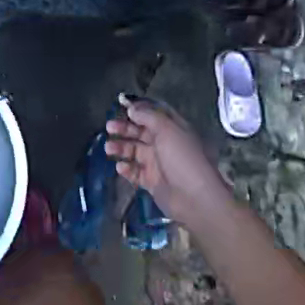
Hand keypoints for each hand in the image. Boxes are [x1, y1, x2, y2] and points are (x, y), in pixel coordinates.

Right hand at [105, 95, 237, 228]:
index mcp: (173, 129)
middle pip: (141, 132)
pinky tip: (121, 167)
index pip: (153, 115)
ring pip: (135, 151)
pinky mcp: (152, 182)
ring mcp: (158, 163)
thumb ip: (148, 116)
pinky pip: (135, 172)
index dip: (138, 109)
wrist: (196, 199)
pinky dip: (127, 169)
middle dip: (124, 128)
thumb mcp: (167, 130)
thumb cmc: (183, 158)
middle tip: (109, 127)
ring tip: (109, 149)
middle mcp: (165, 144)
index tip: (120, 105)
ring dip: (121, 147)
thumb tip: (132, 108)